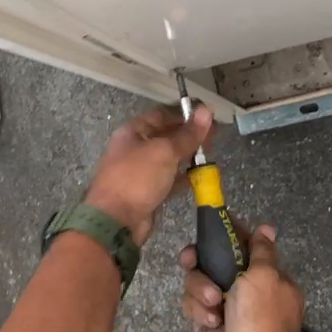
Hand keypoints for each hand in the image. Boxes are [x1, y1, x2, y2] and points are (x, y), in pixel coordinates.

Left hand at [83, 104, 213, 246]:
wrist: (117, 221)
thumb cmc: (137, 177)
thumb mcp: (165, 151)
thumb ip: (188, 134)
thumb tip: (206, 110)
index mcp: (133, 132)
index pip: (161, 115)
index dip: (183, 115)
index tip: (207, 116)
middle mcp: (135, 149)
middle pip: (166, 137)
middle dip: (189, 136)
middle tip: (215, 136)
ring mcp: (141, 172)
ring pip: (169, 159)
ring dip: (188, 156)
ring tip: (211, 154)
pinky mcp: (148, 192)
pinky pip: (169, 179)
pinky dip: (184, 176)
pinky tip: (201, 176)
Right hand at [180, 222, 304, 331]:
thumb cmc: (261, 317)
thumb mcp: (266, 276)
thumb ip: (261, 249)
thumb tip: (268, 227)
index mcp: (267, 276)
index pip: (245, 244)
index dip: (227, 234)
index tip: (211, 226)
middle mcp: (245, 287)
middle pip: (214, 258)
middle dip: (201, 259)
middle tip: (191, 259)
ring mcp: (224, 304)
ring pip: (198, 278)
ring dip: (201, 289)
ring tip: (213, 304)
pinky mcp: (205, 319)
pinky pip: (192, 301)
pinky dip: (198, 309)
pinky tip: (210, 321)